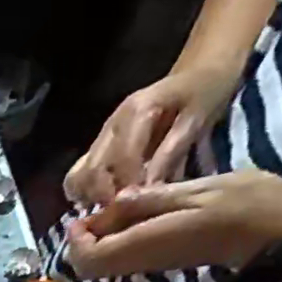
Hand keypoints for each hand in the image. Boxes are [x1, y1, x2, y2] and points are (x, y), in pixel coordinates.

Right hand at [65, 65, 241, 205]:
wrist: (198, 72)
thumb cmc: (204, 91)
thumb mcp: (197, 118)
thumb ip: (171, 152)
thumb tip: (149, 188)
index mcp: (136, 111)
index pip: (121, 157)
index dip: (127, 183)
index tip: (139, 202)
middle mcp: (110, 126)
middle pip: (91, 171)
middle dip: (105, 195)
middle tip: (125, 210)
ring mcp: (99, 138)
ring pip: (77, 176)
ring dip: (90, 197)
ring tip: (111, 207)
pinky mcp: (96, 148)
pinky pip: (77, 176)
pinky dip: (83, 193)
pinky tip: (101, 201)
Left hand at [67, 170, 281, 278]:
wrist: (279, 232)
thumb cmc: (245, 204)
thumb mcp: (197, 190)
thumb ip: (151, 199)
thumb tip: (115, 201)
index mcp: (143, 243)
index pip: (88, 256)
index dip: (76, 239)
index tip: (82, 216)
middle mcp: (139, 260)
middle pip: (90, 266)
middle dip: (82, 244)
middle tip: (94, 215)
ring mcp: (149, 264)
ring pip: (104, 265)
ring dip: (98, 243)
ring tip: (113, 212)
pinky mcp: (160, 261)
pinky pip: (122, 259)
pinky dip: (115, 244)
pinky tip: (131, 219)